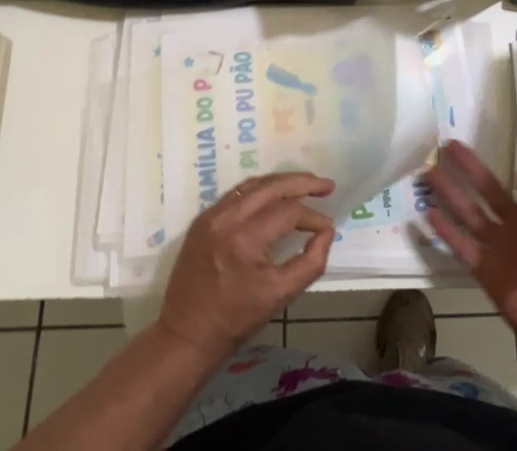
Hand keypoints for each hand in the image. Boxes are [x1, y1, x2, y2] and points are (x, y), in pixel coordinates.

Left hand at [156, 172, 335, 360]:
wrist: (187, 334)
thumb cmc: (236, 319)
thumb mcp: (281, 295)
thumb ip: (311, 262)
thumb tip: (326, 232)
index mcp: (245, 239)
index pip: (289, 212)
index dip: (313, 217)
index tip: (328, 227)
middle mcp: (226, 219)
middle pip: (271, 186)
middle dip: (303, 182)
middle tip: (327, 185)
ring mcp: (211, 216)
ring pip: (252, 185)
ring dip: (281, 182)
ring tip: (305, 185)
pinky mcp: (202, 220)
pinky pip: (236, 195)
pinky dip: (259, 190)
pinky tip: (274, 195)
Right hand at [423, 141, 516, 367]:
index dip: (514, 172)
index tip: (515, 174)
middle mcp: (514, 226)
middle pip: (485, 191)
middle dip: (466, 168)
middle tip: (446, 144)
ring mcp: (498, 248)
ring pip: (468, 213)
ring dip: (449, 193)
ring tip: (428, 173)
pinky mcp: (486, 271)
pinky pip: (462, 247)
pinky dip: (445, 231)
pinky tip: (429, 214)